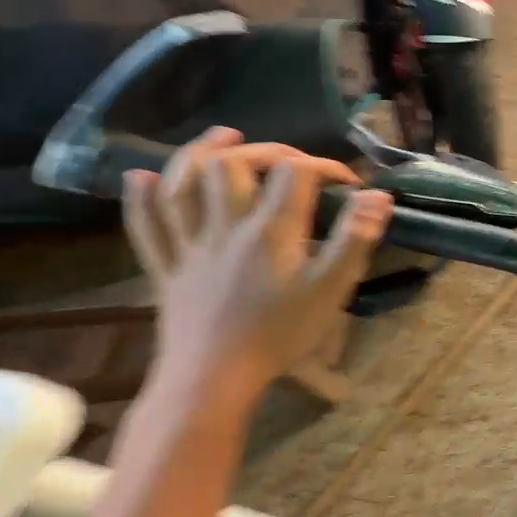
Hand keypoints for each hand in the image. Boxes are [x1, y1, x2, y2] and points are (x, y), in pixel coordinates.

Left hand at [122, 127, 393, 401]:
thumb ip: (356, 238)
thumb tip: (377, 195)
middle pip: (234, 167)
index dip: (326, 167)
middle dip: (265, 151)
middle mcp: (225, 228)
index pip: (297, 174)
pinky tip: (138, 178)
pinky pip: (145, 228)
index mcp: (270, 231)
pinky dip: (140, 199)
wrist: (213, 379)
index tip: (350, 184)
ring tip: (223, 137)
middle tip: (293, 159)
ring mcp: (189, 246)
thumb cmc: (280, 332)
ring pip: (182, 187)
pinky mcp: (166, 268)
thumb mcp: (332, 287)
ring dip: (199, 154)